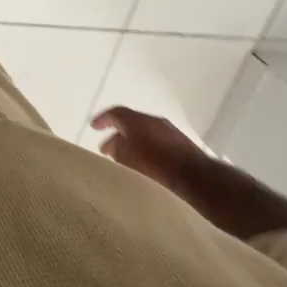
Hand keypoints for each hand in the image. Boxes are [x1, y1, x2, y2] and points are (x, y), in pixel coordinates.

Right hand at [91, 107, 207, 189]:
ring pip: (144, 129)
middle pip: (130, 121)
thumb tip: (111, 144)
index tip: (93, 126)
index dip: (102, 119)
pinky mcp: (179, 140)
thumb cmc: (153, 164)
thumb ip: (115, 148)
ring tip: (125, 155)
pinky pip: (155, 137)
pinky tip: (144, 158)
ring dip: (132, 139)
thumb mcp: (126, 157)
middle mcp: (152, 119)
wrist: (193, 174)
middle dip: (117, 132)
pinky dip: (145, 143)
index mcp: (136, 119)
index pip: (115, 113)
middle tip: (108, 147)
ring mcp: (168, 128)